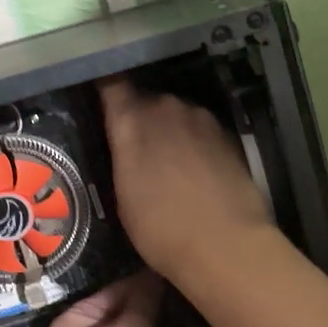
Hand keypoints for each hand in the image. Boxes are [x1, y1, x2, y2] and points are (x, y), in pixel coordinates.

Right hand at [99, 80, 273, 277]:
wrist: (225, 242)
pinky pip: (200, 129)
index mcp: (133, 120)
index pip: (112, 84)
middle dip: (140, 117)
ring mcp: (201, 118)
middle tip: (135, 146)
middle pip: (147, 100)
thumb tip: (125, 143)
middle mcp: (166, 107)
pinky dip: (194, 141)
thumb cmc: (160, 228)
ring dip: (169, 129)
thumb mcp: (123, 196)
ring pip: (176, 114)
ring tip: (168, 161)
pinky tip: (196, 170)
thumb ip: (123, 156)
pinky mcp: (228, 133)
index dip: (105, 87)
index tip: (100, 97)